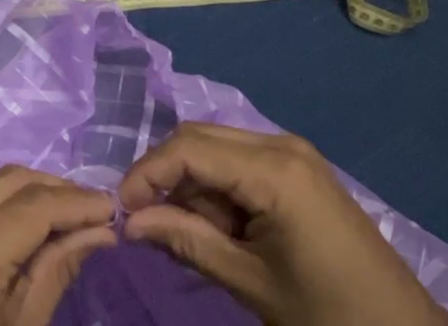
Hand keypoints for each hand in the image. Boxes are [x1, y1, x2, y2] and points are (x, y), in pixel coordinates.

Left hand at [0, 165, 117, 325]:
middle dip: (57, 190)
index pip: (34, 207)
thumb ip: (59, 271)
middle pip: (11, 181)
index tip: (113, 207)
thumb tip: (101, 230)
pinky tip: (18, 216)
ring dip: (28, 189)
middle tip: (94, 210)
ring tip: (63, 213)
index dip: (78, 202)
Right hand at [119, 124, 447, 325]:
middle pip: (199, 139)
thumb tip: (128, 221)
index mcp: (274, 169)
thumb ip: (187, 242)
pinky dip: (218, 189)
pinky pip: (240, 162)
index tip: (119, 211)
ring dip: (192, 186)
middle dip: (166, 177)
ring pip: (216, 149)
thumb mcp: (250, 282)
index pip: (188, 149)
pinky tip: (218, 228)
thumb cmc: (327, 314)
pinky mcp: (299, 170)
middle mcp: (281, 144)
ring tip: (188, 237)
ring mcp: (293, 154)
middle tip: (146, 224)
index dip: (145, 174)